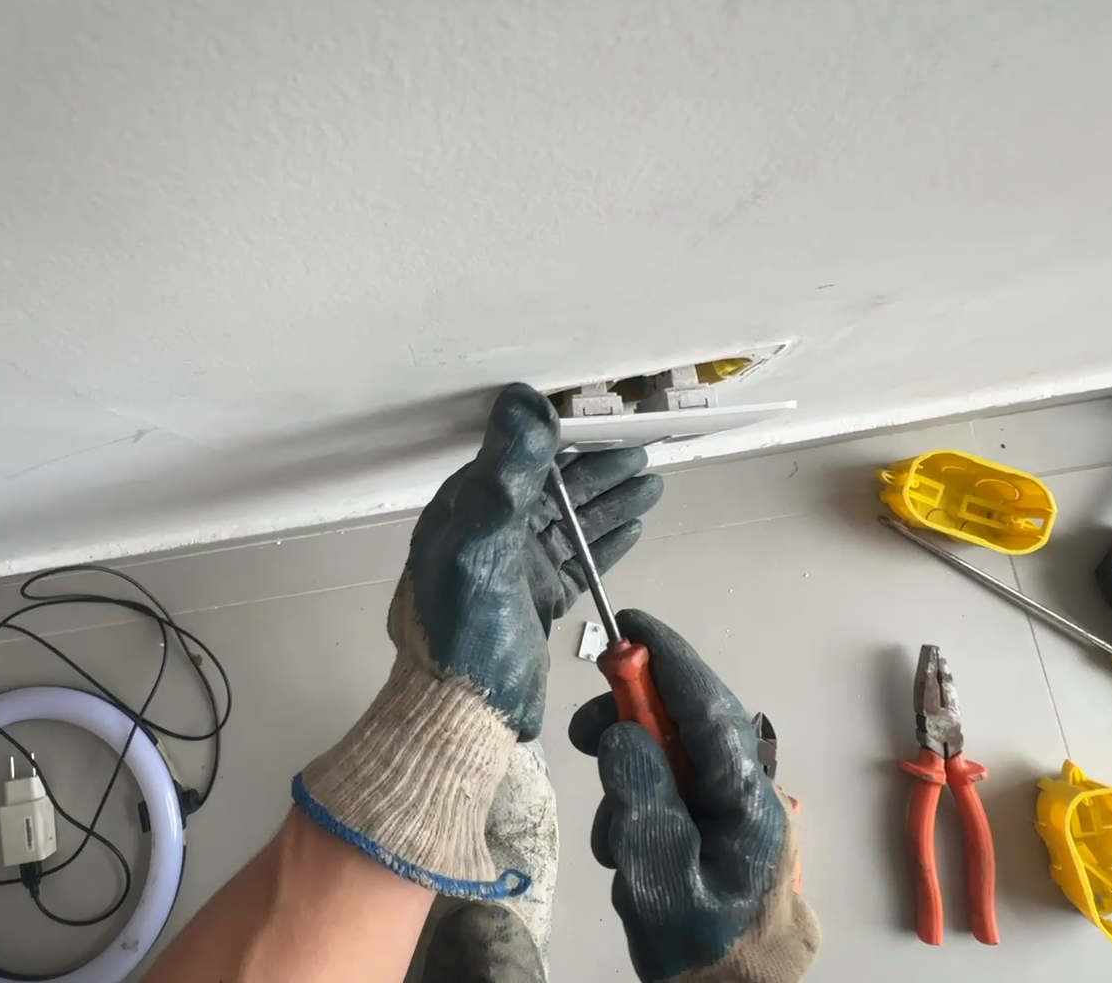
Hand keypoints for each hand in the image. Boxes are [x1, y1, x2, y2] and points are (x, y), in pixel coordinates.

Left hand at [403, 384, 663, 740]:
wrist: (460, 711)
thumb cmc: (463, 630)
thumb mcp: (480, 544)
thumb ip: (505, 474)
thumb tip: (524, 400)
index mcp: (469, 511)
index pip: (524, 463)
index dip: (567, 445)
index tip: (607, 431)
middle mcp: (492, 532)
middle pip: (554, 492)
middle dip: (599, 474)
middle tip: (642, 458)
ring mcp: (517, 567)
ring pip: (572, 525)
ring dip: (610, 505)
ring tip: (651, 486)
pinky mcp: (538, 598)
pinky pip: (580, 561)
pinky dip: (606, 543)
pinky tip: (633, 528)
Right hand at [569, 611, 818, 982]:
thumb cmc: (702, 950)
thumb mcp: (661, 879)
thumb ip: (642, 798)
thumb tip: (621, 730)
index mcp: (747, 800)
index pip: (706, 706)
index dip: (667, 657)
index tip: (628, 623)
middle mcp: (745, 790)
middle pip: (686, 718)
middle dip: (631, 713)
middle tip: (584, 730)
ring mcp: (731, 805)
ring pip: (671, 748)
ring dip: (628, 766)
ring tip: (609, 823)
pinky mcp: (714, 819)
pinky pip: (668, 780)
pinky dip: (636, 795)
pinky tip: (626, 841)